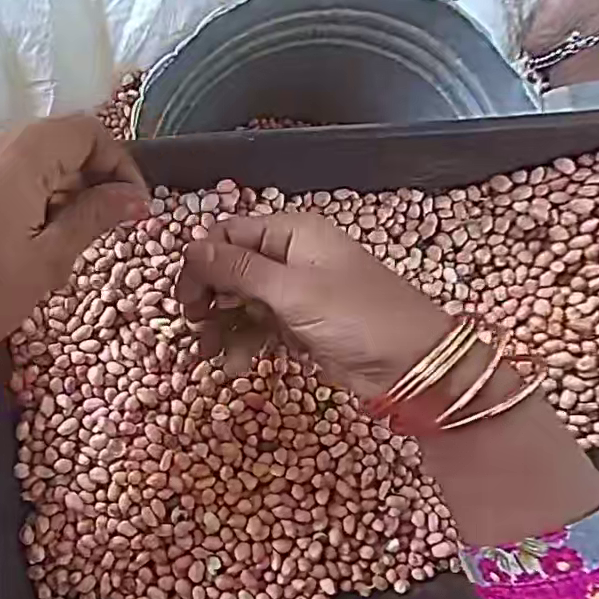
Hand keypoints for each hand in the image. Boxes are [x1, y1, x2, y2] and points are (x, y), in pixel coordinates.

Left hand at [0, 116, 148, 356]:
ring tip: (55, 243)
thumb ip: (94, 217)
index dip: (118, 163)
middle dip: (86, 181)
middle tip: (99, 231)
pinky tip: (21, 236)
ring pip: (26, 158)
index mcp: (10, 155)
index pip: (84, 131)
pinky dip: (23, 193)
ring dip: (55, 190)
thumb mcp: (46, 261)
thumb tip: (138, 197)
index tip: (133, 204)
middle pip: (54, 142)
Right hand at [175, 213, 452, 399]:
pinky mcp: (299, 324)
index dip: (201, 264)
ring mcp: (294, 293)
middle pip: (230, 270)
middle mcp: (290, 257)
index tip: (184, 299)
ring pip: (240, 302)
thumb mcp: (294, 292)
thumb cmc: (358, 317)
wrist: (414, 365)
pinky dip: (244, 344)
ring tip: (207, 354)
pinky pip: (258, 327)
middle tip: (194, 327)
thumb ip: (239, 270)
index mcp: (291, 233)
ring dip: (221, 326)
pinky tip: (236, 365)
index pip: (228, 236)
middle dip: (208, 298)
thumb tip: (190, 247)